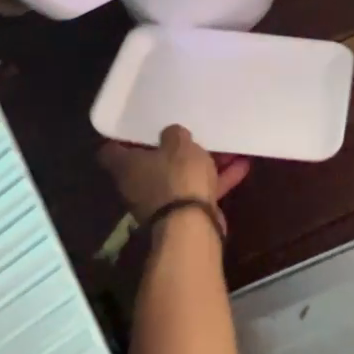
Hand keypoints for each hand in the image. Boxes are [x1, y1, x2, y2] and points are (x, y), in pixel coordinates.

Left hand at [98, 124, 249, 220]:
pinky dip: (218, 179)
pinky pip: (200, 191)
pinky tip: (241, 166)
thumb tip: (170, 133)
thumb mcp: (179, 145)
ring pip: (181, 177)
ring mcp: (162, 202)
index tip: (139, 127)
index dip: (123, 138)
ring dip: (202, 164)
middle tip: (188, 133)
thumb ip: (174, 134)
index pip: (111, 150)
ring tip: (226, 146)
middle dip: (172, 150)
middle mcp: (139, 186)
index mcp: (127, 166)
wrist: (192, 226)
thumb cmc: (177, 178)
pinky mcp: (185, 214)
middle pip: (152, 164)